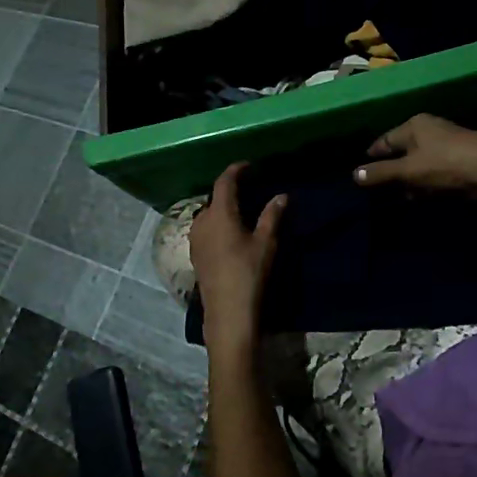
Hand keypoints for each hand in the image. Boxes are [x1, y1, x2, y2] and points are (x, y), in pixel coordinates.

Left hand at [190, 162, 285, 343]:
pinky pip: (205, 229)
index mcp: (219, 214)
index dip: (235, 170)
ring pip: (208, 215)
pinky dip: (216, 224)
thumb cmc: (249, 273)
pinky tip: (229, 233)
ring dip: (222, 209)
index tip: (248, 166)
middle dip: (229, 191)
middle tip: (249, 189)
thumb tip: (281, 196)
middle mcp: (202, 221)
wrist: (227, 310)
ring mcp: (195, 239)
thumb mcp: (266, 243)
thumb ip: (272, 216)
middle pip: (214, 198)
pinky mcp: (195, 254)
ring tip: (240, 211)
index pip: (224, 182)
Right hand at [354, 114, 476, 192]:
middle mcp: (428, 132)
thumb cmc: (446, 166)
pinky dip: (426, 185)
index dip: (371, 158)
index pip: (383, 141)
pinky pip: (433, 174)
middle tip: (377, 193)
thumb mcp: (408, 171)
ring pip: (417, 166)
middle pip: (400, 154)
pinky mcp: (458, 163)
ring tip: (400, 198)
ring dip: (409, 182)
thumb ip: (380, 173)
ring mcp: (445, 147)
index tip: (360, 175)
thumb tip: (354, 175)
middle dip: (390, 174)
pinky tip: (423, 198)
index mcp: (413, 126)